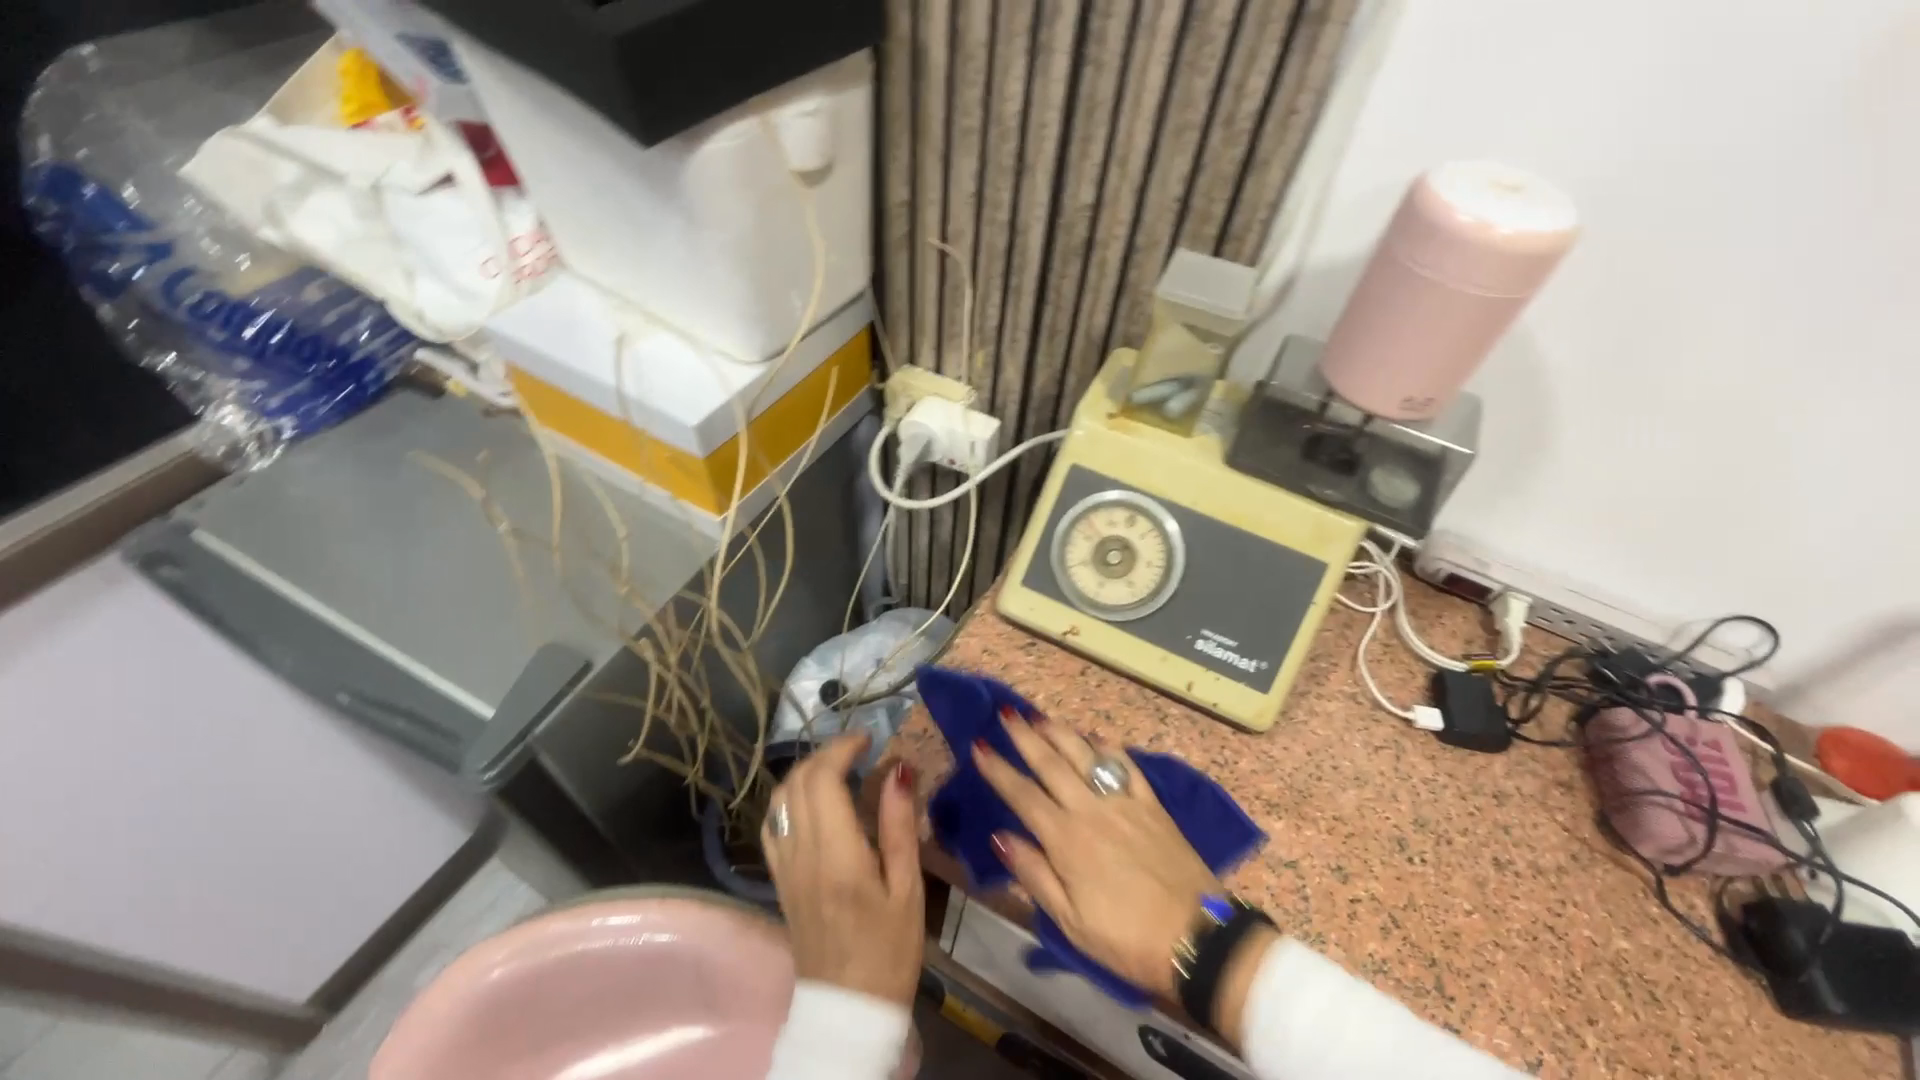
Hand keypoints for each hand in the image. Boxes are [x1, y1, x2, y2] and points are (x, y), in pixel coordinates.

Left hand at [761, 733, 924, 1007]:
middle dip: (824, 754)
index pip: (822, 780)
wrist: (847, 1007)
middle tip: (858, 750)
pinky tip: (812, 803)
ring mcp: (784, 868)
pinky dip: (788, 800)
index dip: (841, 748)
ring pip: (778, 800)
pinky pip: (772, 826)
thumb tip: (898, 771)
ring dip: (804, 773)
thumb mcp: (907, 889)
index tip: (868, 738)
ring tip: (837, 770)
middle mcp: (801, 855)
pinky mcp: (778, 881)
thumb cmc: (890, 950)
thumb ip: (899, 827)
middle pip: (796, 782)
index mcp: (837, 856)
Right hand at [972, 708, 1221, 997]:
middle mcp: (1091, 810)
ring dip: (1061, 732)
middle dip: (1024, 737)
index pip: (1023, 796)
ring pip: (1086, 756)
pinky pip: (1126, 766)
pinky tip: (1096, 736)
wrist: (1197, 937)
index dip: (998, 770)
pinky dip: (1108, 747)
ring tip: (1040, 716)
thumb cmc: (1126, 938)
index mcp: (1065, 840)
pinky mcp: (1153, 805)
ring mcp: (1124, 803)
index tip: (978, 747)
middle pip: (1051, 765)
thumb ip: (1035, 874)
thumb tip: (1000, 836)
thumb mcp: (1070, 920)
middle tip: (1005, 713)